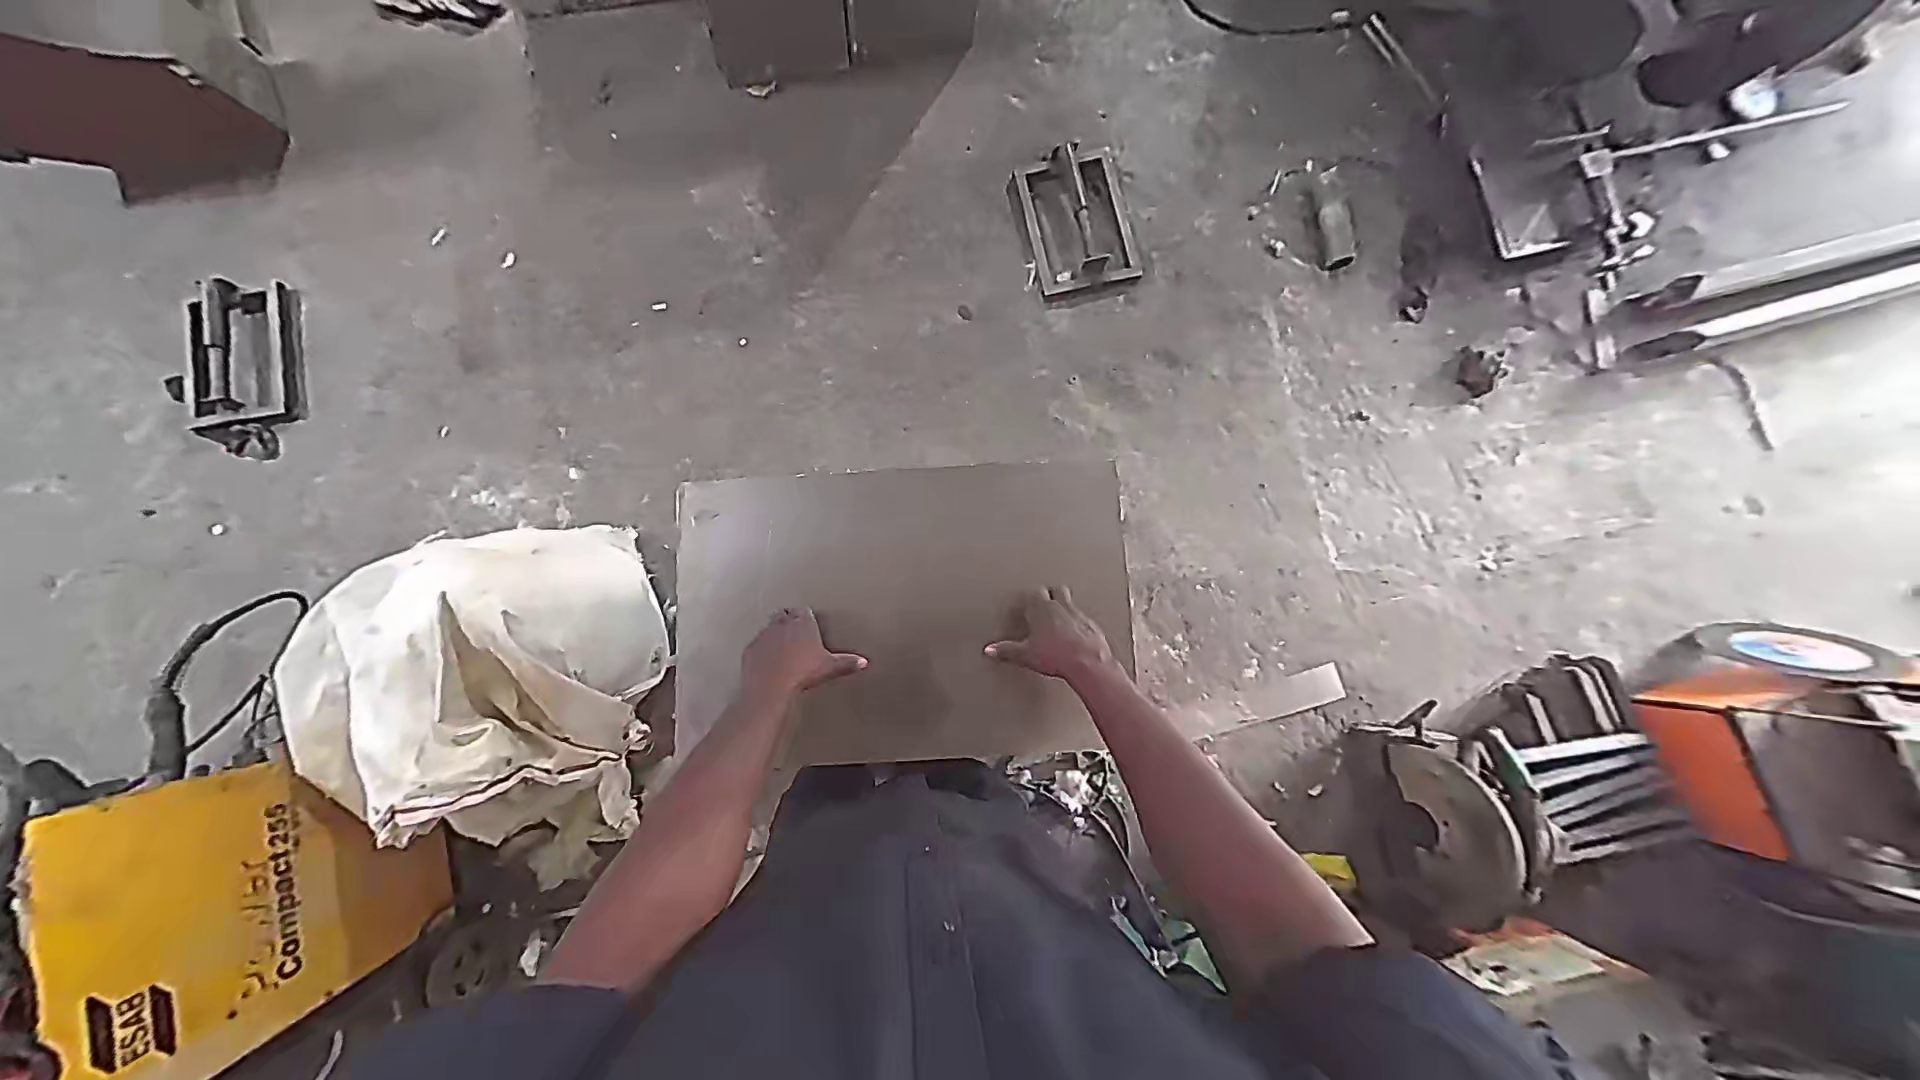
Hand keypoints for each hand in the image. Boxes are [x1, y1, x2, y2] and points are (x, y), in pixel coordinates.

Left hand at [741, 608, 866, 696]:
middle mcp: (782, 623)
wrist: (772, 686)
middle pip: (784, 615)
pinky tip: (767, 662)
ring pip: (769, 628)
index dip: (805, 617)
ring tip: (781, 648)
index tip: (808, 623)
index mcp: (802, 622)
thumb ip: (847, 662)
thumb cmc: (802, 673)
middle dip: (788, 621)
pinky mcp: (751, 649)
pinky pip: (756, 645)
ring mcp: (764, 635)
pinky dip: (761, 651)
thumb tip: (863, 662)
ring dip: (774, 635)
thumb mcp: (830, 667)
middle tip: (794, 632)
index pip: (803, 611)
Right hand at [985, 586, 1117, 683]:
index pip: (1030, 594)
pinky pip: (1082, 618)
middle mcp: (1061, 606)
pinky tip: (1073, 634)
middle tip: (1039, 604)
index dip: (1024, 600)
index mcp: (1042, 607)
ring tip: (1057, 618)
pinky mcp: (1092, 626)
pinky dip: (1076, 623)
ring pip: (1069, 601)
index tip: (1019, 608)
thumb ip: (1006, 650)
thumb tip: (992, 650)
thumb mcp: (1025, 655)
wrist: (1088, 663)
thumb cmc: (1058, 655)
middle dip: (1046, 594)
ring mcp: (1078, 614)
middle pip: (1053, 589)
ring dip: (1062, 606)